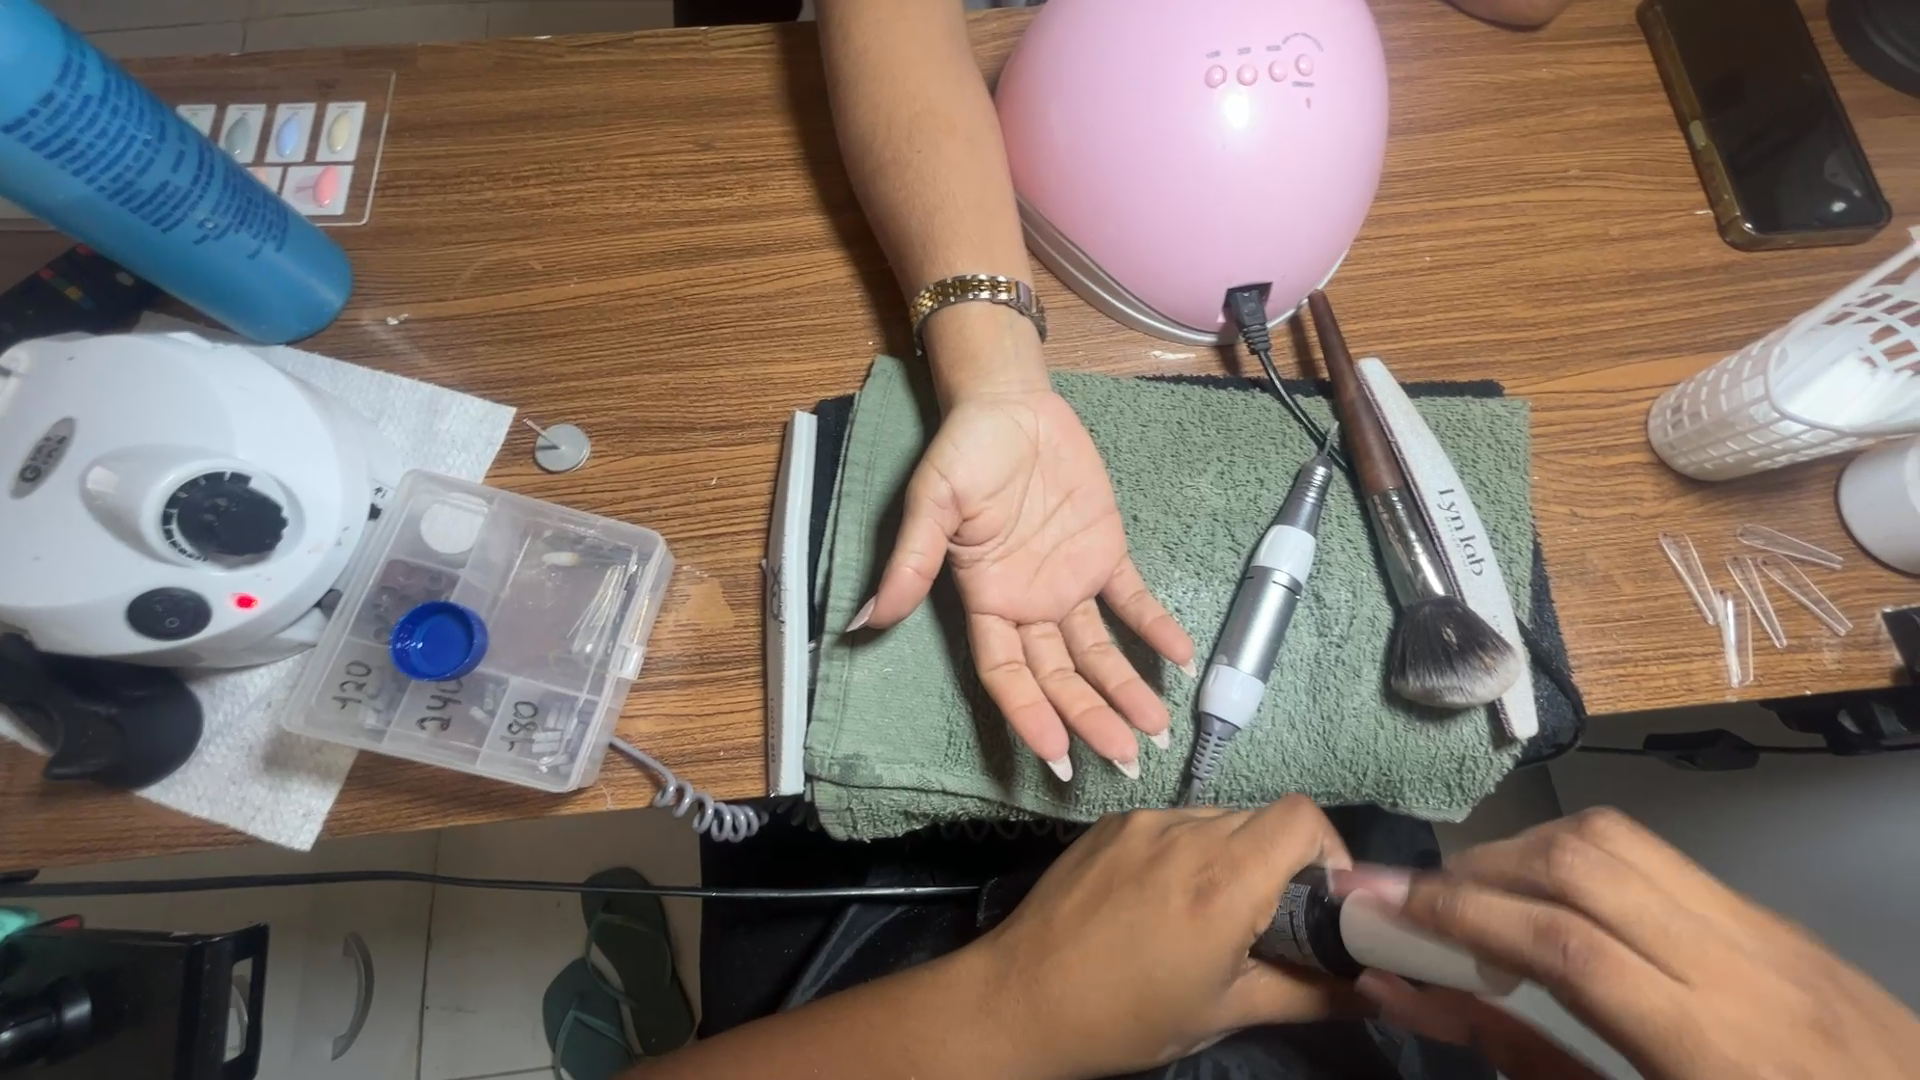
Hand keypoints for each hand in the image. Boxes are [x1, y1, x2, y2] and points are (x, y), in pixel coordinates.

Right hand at [853, 384, 1195, 779]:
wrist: (1012, 407)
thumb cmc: (965, 452)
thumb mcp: (931, 503)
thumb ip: (912, 562)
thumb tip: (868, 620)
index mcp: (986, 599)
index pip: (1007, 672)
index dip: (1029, 714)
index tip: (1057, 754)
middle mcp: (1028, 603)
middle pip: (1059, 674)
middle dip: (1088, 717)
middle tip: (1125, 761)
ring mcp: (1069, 581)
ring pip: (1098, 649)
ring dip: (1126, 688)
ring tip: (1156, 731)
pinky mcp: (1104, 553)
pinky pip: (1132, 599)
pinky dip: (1154, 627)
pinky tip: (1179, 658)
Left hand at [966, 799, 1360, 1077]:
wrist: (1024, 994)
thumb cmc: (1130, 1014)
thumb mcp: (1228, 1011)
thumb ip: (1310, 993)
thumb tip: (1373, 992)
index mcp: (1223, 876)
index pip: (1300, 816)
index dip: (1327, 851)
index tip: (1322, 899)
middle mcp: (1183, 830)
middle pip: (1259, 819)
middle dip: (1279, 863)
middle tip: (1266, 920)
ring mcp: (1139, 820)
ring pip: (1213, 819)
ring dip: (1228, 856)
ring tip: (1205, 913)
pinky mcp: (1108, 823)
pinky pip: (1168, 823)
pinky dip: (1183, 850)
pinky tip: (1158, 898)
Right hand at [1337, 808, 1919, 1079]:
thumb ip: (1531, 1061)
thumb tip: (1418, 997)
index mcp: (1725, 1058)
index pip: (1569, 949)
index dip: (1461, 915)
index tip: (1385, 908)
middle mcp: (1752, 975)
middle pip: (1580, 868)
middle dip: (1478, 869)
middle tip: (1424, 898)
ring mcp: (1771, 935)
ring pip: (1611, 839)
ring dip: (1520, 849)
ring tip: (1483, 889)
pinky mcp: (1774, 919)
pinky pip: (1649, 853)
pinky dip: (1570, 855)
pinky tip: (1552, 894)